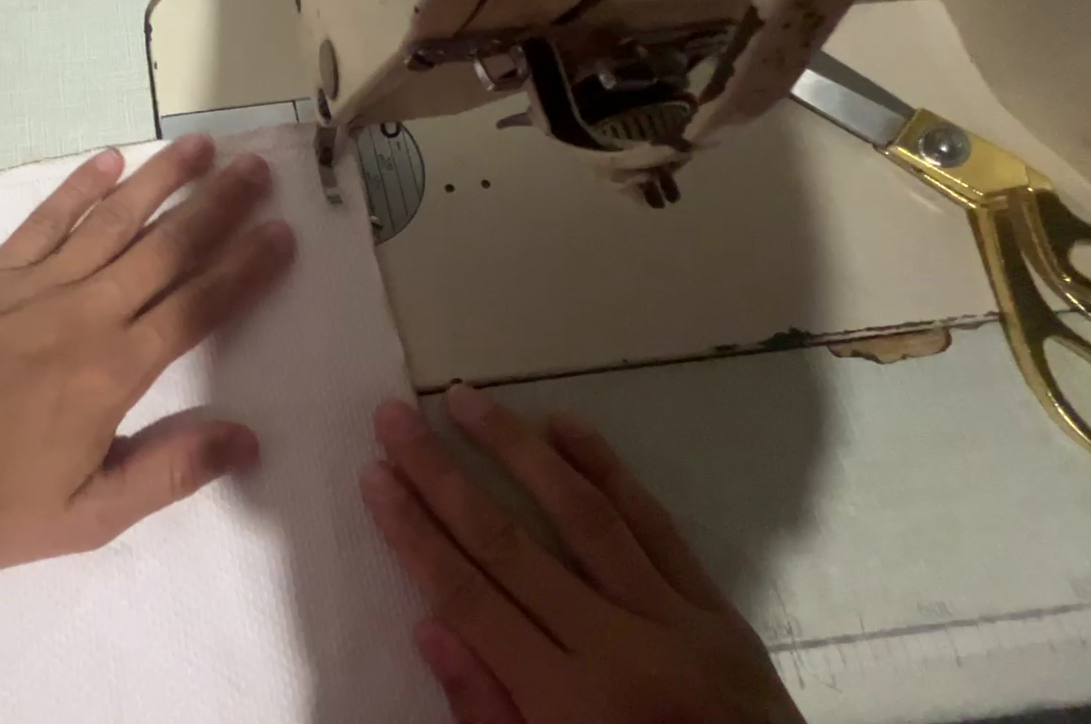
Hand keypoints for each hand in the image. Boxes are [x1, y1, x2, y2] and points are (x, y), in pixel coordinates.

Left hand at [0, 136, 296, 633]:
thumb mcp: (86, 517)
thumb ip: (169, 471)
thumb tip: (247, 438)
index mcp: (111, 371)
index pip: (197, 306)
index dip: (245, 268)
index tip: (282, 232)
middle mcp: (82, 314)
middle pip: (164, 248)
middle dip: (217, 206)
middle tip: (258, 169)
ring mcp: (32, 287)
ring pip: (111, 221)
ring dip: (159, 180)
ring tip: (201, 147)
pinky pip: (43, 221)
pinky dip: (77, 188)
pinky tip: (107, 160)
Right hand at [360, 387, 803, 723]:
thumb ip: (489, 713)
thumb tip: (430, 627)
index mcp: (570, 703)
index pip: (466, 596)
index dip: (412, 532)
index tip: (374, 475)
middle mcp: (619, 649)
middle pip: (505, 542)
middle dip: (439, 473)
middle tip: (396, 417)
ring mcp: (674, 620)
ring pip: (580, 512)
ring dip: (514, 447)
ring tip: (467, 398)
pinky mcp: (716, 608)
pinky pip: (656, 525)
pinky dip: (608, 470)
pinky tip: (565, 424)